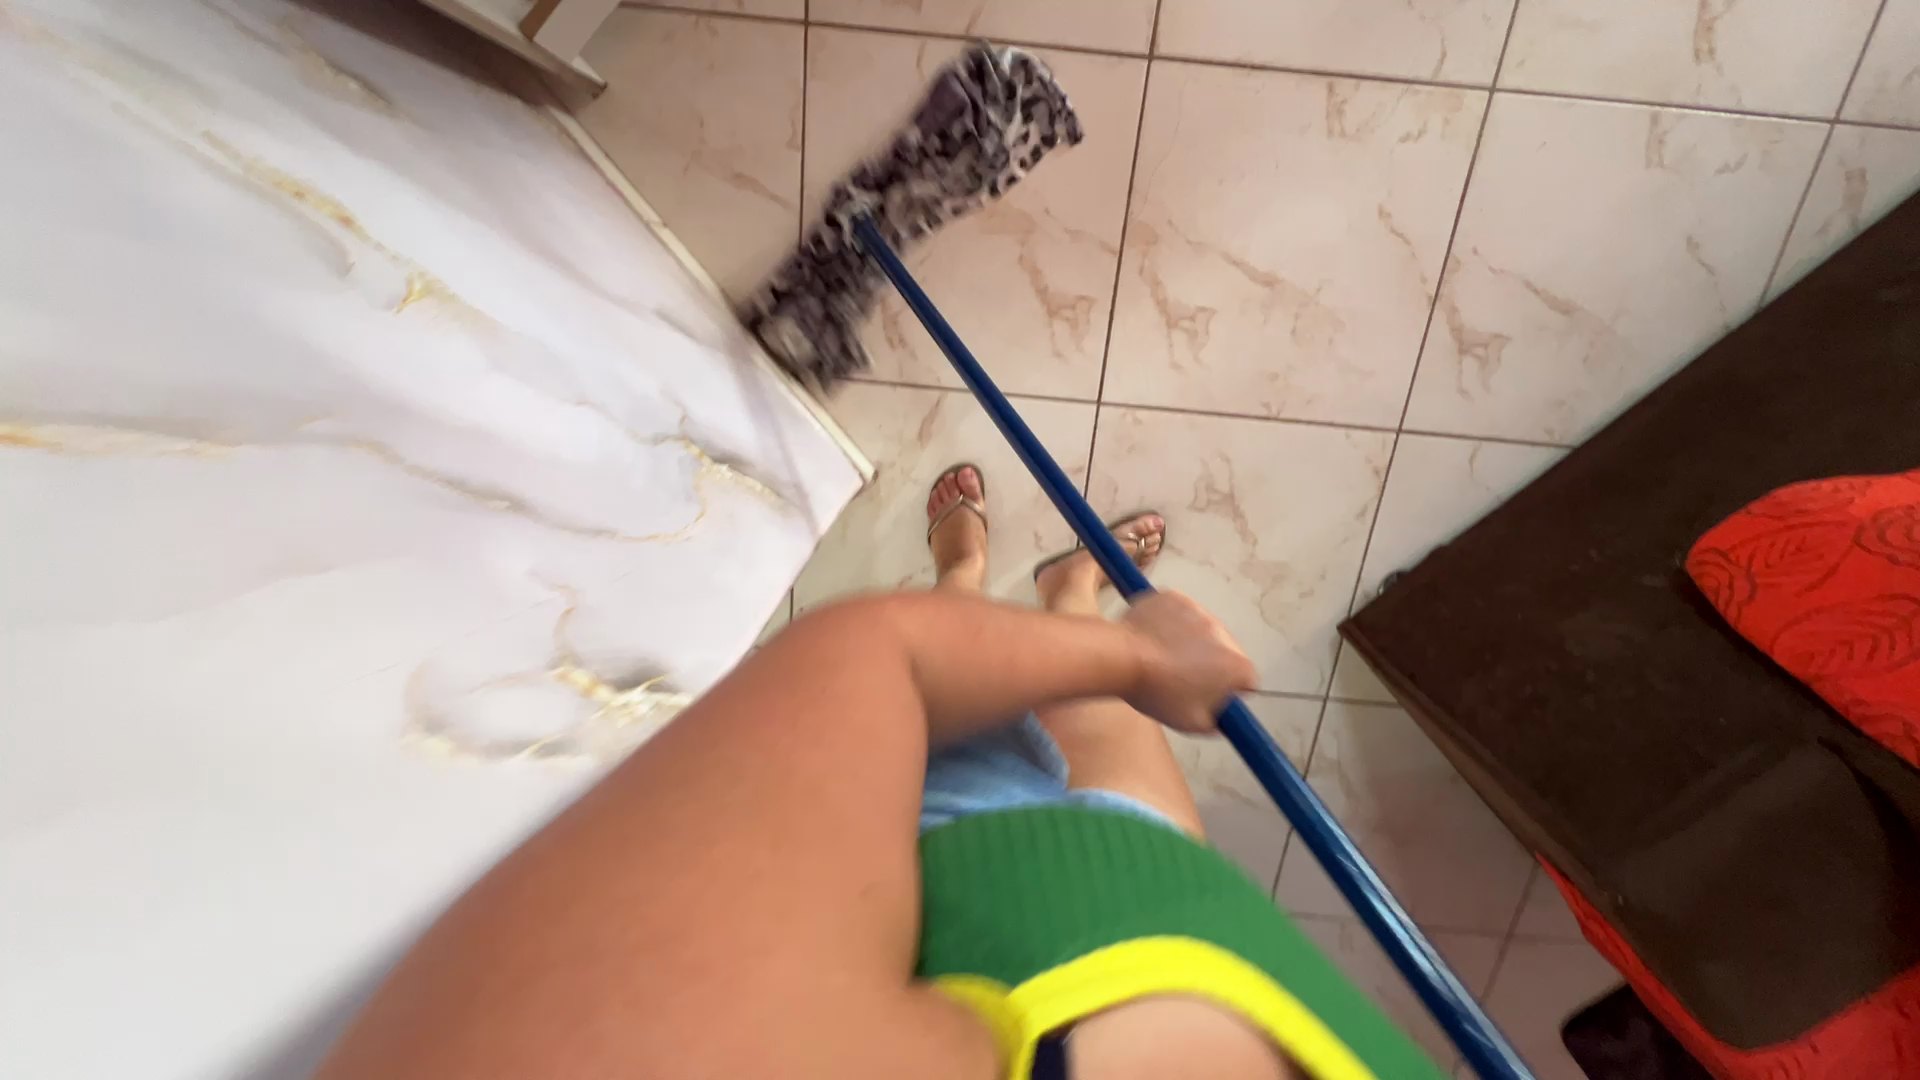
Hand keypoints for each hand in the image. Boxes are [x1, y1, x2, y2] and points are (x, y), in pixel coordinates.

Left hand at [1120, 591, 1254, 732]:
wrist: (1120, 657)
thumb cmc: (1158, 693)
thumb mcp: (1193, 723)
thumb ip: (1219, 719)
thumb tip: (1221, 712)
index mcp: (1237, 664)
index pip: (1247, 680)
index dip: (1228, 690)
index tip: (1205, 694)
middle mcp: (1225, 631)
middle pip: (1225, 651)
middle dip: (1210, 662)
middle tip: (1179, 675)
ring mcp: (1198, 609)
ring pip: (1201, 629)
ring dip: (1190, 639)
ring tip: (1161, 654)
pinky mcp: (1173, 596)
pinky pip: (1179, 611)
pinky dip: (1170, 621)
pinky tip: (1153, 635)